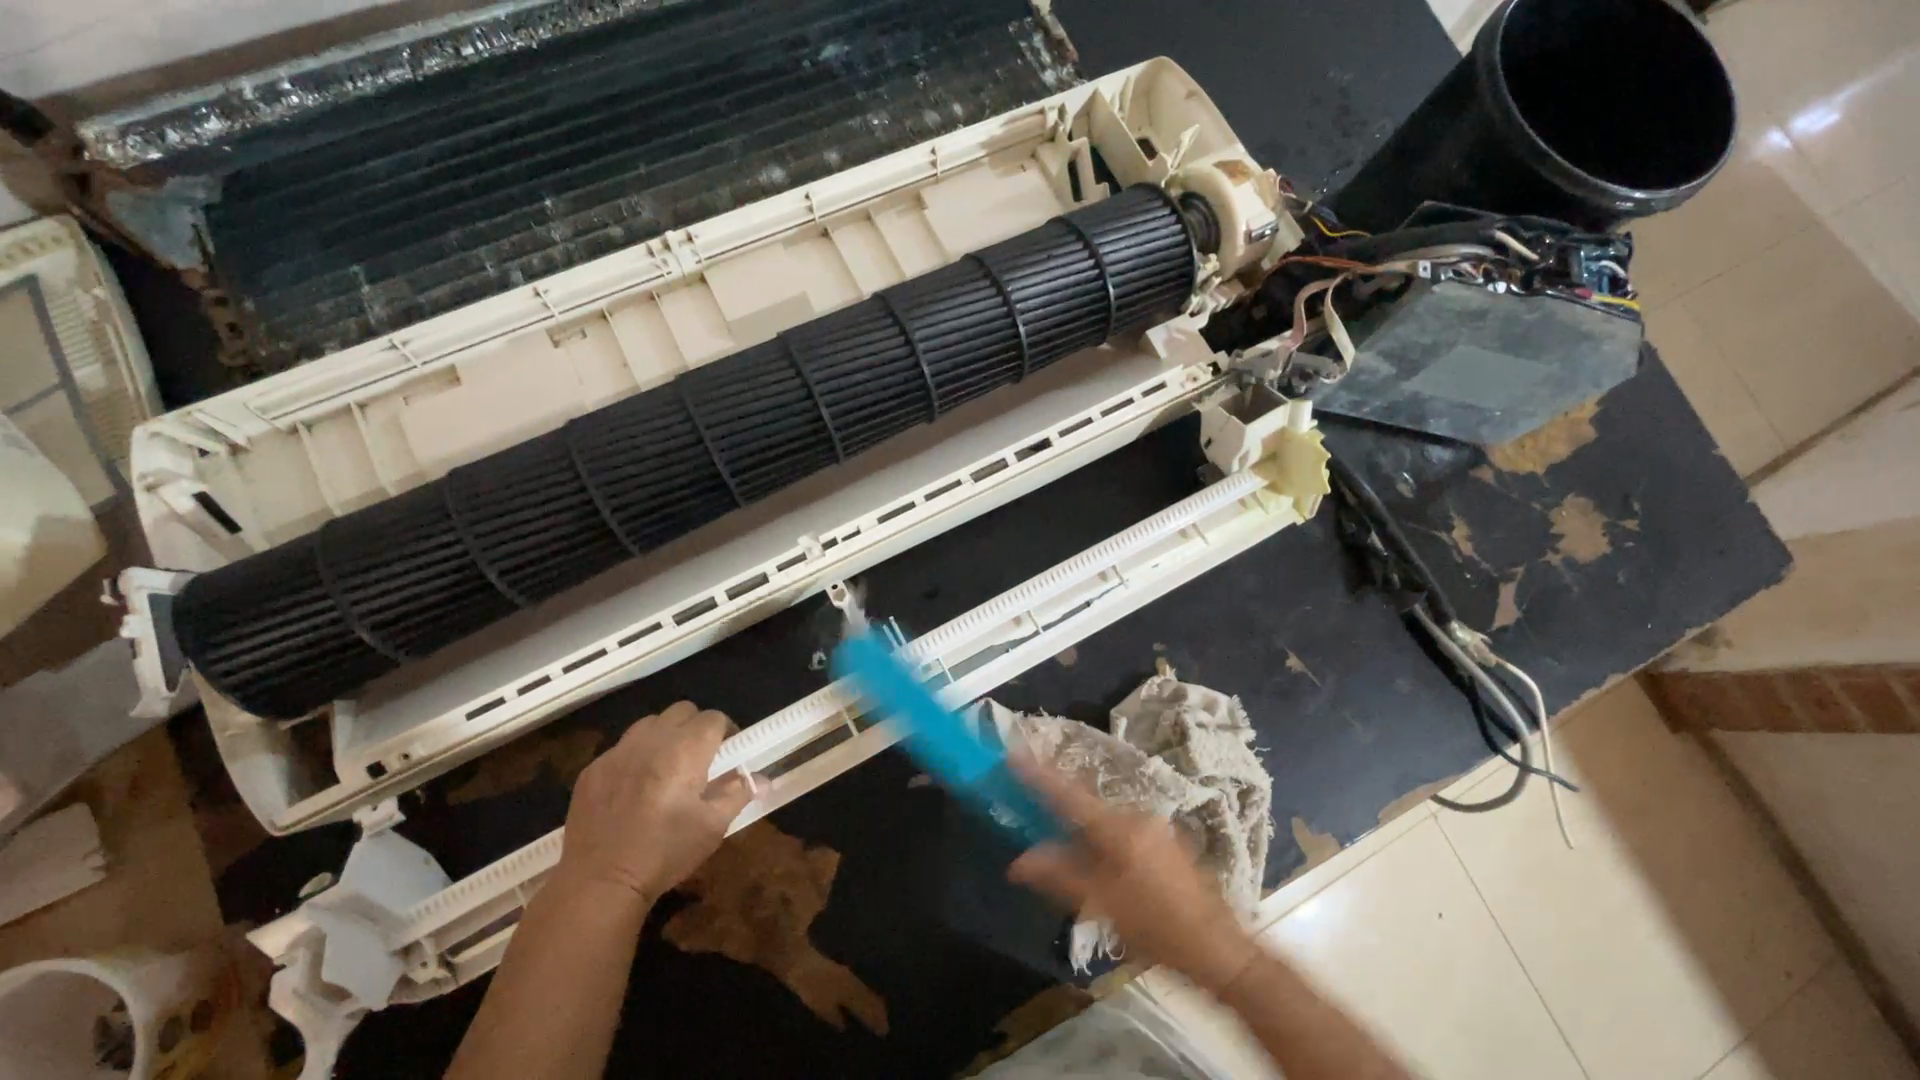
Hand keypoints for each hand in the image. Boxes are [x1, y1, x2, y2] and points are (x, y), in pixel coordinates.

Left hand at [555, 701, 753, 905]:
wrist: (600, 880)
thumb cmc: (665, 852)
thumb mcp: (712, 827)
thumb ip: (738, 794)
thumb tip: (762, 780)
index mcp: (685, 750)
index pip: (714, 718)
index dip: (726, 731)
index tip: (729, 754)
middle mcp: (651, 741)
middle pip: (681, 712)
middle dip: (696, 727)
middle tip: (701, 759)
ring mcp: (617, 753)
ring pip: (649, 724)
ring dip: (664, 736)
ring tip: (666, 768)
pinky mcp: (593, 770)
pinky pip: (621, 749)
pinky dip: (635, 758)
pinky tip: (634, 789)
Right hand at [1007, 756, 1256, 993]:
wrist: (1219, 948)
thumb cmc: (1157, 927)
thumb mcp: (1101, 905)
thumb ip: (1058, 876)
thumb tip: (1018, 861)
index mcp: (1119, 827)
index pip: (1069, 794)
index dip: (1039, 775)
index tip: (1014, 755)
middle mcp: (1137, 816)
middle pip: (1086, 804)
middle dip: (1058, 805)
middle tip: (1029, 806)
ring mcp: (1155, 828)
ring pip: (1104, 819)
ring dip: (1080, 827)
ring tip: (1058, 842)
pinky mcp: (1166, 844)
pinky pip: (1121, 830)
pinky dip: (1100, 837)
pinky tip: (1095, 861)